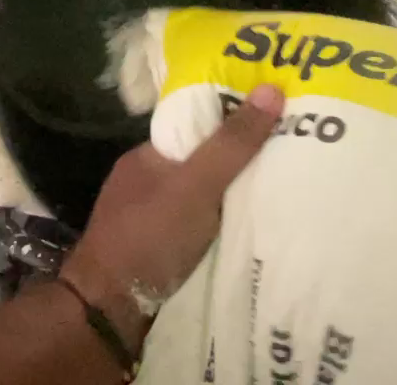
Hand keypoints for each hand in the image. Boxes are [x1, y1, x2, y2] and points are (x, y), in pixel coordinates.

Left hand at [59, 83, 285, 347]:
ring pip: (198, 200)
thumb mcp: (197, 184)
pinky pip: (195, 231)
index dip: (231, 122)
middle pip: (200, 164)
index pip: (195, 127)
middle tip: (288, 161)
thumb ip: (232, 144)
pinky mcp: (154, 253)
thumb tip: (271, 88)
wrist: (108, 308)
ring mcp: (145, 218)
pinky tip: (247, 236)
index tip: (273, 122)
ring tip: (278, 197)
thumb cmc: (151, 235)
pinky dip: (218, 231)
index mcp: (147, 156)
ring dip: (228, 202)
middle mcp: (144, 182)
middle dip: (236, 164)